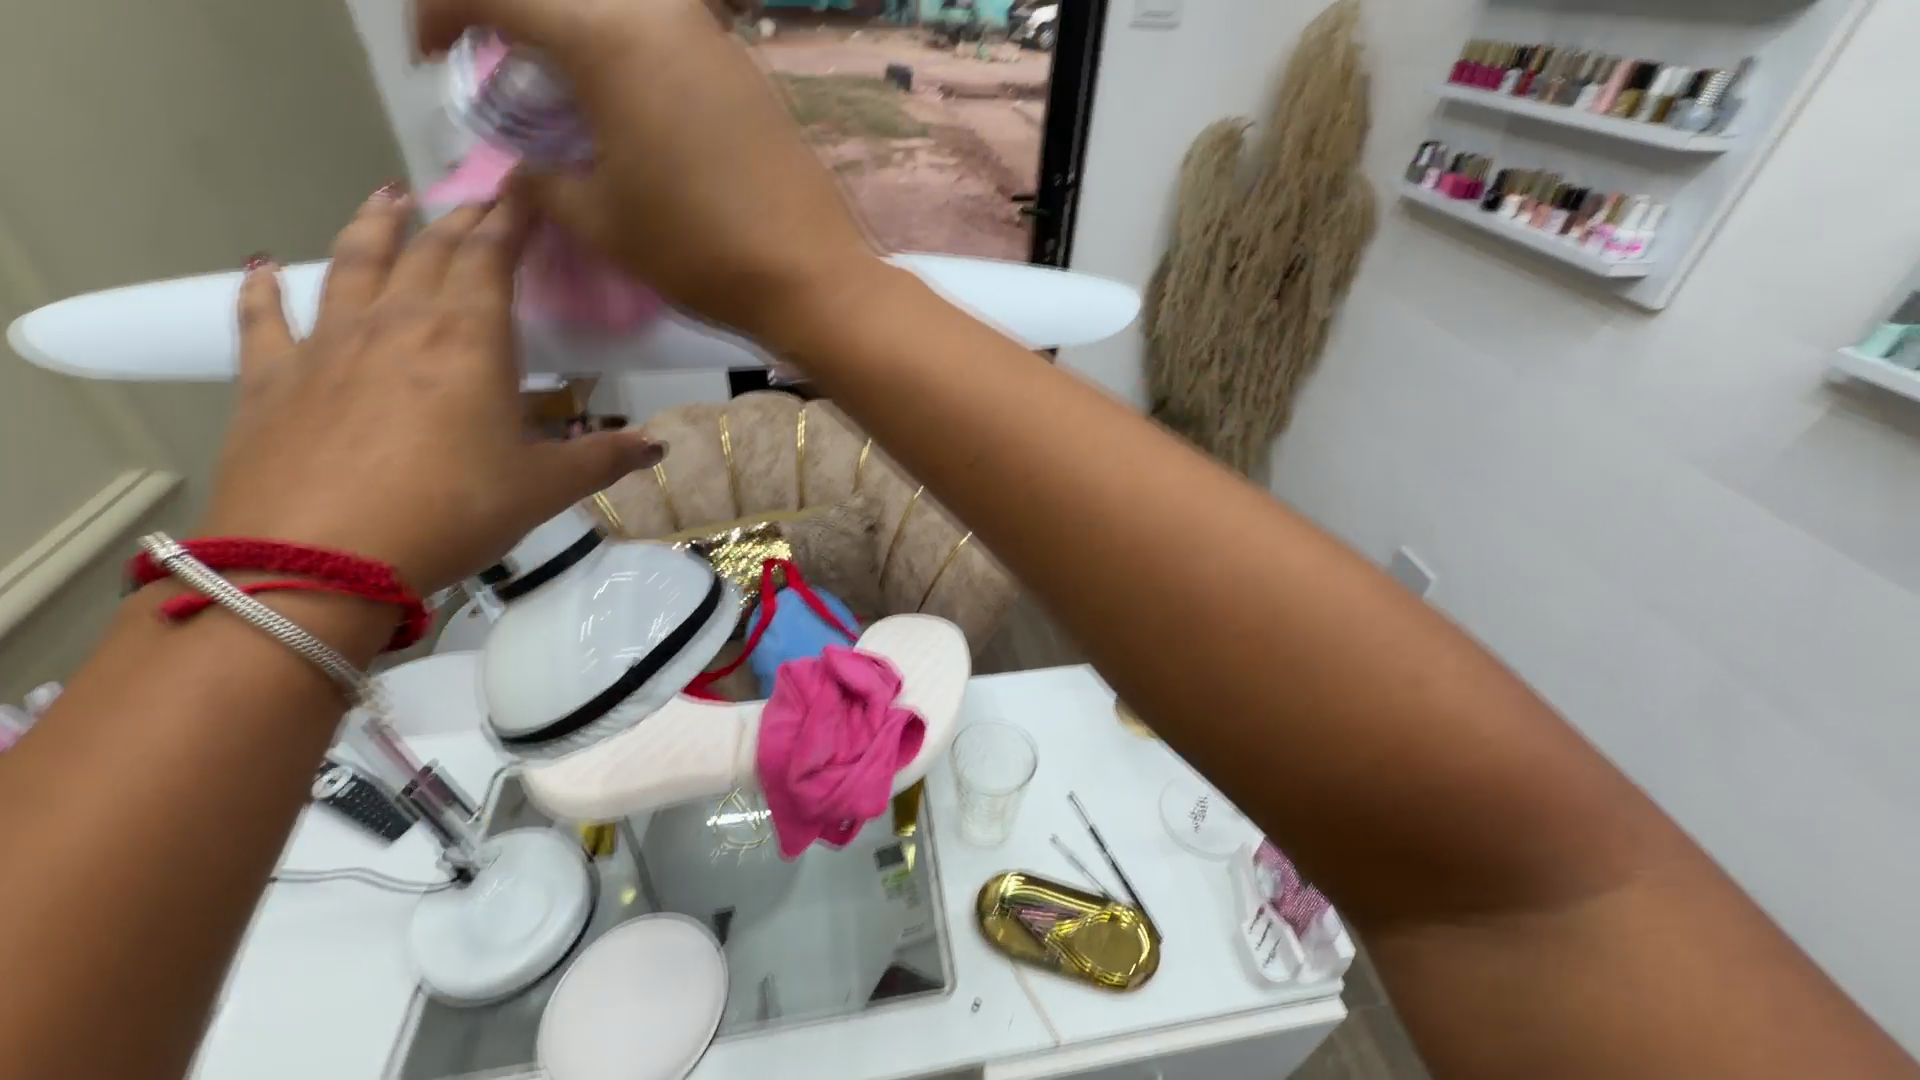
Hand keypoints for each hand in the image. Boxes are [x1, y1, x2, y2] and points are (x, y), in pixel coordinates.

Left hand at [199, 188, 663, 593]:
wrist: (318, 561)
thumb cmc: (451, 513)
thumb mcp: (543, 490)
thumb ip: (602, 459)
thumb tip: (657, 446)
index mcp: (468, 341)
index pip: (490, 258)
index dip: (508, 220)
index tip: (522, 191)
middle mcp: (397, 325)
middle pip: (429, 253)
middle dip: (458, 221)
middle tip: (477, 200)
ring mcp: (327, 346)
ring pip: (352, 265)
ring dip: (373, 227)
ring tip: (387, 197)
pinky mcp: (271, 380)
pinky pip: (262, 319)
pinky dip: (262, 288)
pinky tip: (262, 268)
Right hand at [414, 0, 888, 347]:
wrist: (810, 274)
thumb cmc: (698, 250)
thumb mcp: (601, 222)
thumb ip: (542, 182)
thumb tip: (519, 173)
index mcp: (606, 39)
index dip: (441, 12)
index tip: (430, 57)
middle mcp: (659, 13)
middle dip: (510, 16)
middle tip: (496, 66)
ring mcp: (710, 34)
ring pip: (616, 6)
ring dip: (572, 30)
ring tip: (559, 87)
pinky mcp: (743, 65)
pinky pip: (664, 30)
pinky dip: (624, 47)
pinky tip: (624, 103)